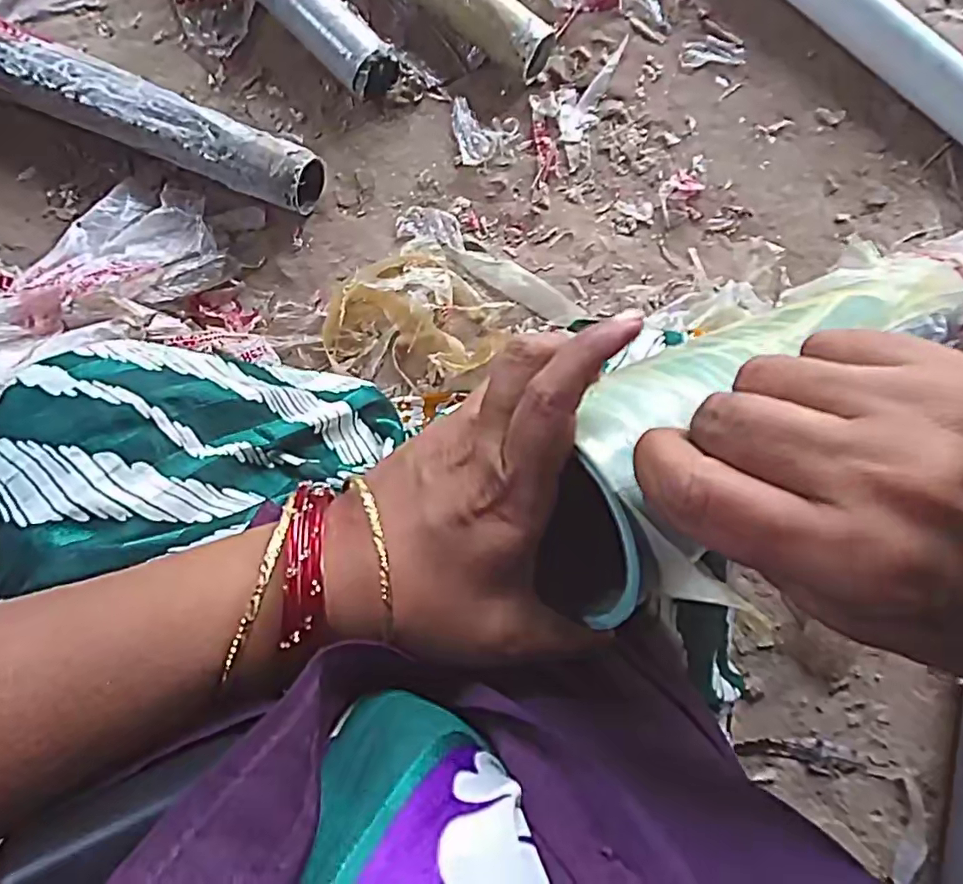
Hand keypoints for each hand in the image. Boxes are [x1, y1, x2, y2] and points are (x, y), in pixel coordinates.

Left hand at [321, 315, 643, 664]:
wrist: (333, 573)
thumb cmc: (421, 600)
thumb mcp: (504, 634)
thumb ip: (570, 634)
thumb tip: (617, 632)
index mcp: (511, 486)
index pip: (551, 401)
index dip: (590, 355)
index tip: (629, 329)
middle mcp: (484, 442)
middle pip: (525, 360)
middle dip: (574, 340)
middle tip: (614, 345)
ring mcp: (456, 427)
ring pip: (507, 367)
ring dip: (551, 356)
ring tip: (586, 374)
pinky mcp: (438, 427)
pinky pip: (492, 388)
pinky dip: (526, 380)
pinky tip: (540, 410)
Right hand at [632, 330, 962, 679]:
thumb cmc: (916, 605)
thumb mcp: (816, 598)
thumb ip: (740, 526)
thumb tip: (678, 455)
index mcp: (848, 556)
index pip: (702, 490)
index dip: (658, 466)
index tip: (659, 458)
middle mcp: (886, 478)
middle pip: (727, 417)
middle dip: (715, 436)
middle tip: (745, 454)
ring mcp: (923, 412)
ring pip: (767, 370)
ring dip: (764, 401)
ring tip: (803, 428)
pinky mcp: (949, 368)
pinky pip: (825, 343)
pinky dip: (817, 373)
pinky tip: (849, 404)